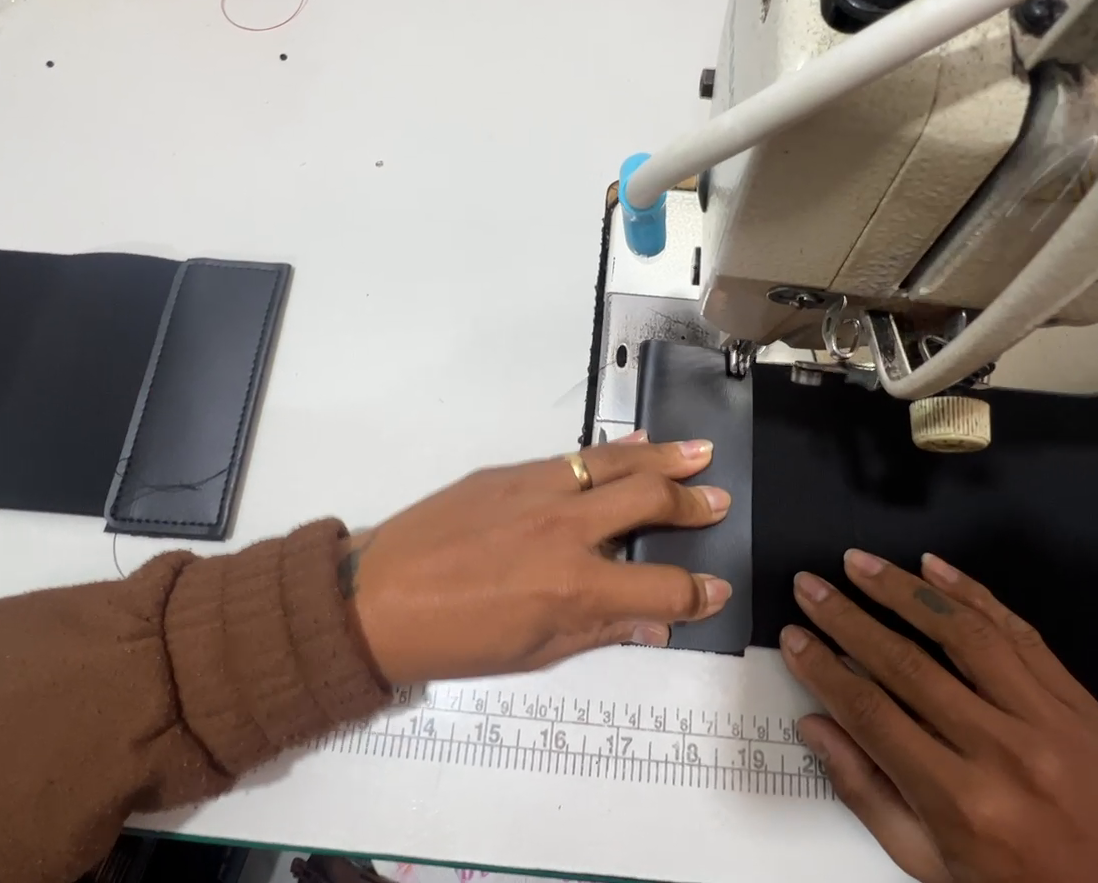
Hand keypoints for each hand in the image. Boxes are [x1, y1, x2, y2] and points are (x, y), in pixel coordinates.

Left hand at [342, 433, 731, 684]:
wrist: (377, 597)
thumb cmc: (456, 640)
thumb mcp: (534, 652)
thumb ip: (602, 631)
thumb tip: (656, 625)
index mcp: (573, 587)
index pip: (661, 588)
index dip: (698, 594)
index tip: (715, 589)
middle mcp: (566, 530)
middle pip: (649, 502)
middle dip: (693, 504)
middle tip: (719, 499)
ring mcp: (538, 491)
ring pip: (615, 463)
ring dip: (663, 457)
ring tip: (698, 452)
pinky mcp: (511, 472)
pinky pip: (573, 456)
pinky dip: (611, 451)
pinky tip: (634, 444)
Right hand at [780, 551, 1097, 882]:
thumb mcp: (925, 861)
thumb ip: (864, 789)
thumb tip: (813, 722)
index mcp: (959, 802)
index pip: (872, 714)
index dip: (824, 670)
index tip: (792, 635)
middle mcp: (1003, 752)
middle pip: (907, 665)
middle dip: (847, 618)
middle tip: (808, 585)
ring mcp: (1048, 721)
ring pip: (963, 634)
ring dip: (903, 591)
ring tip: (858, 563)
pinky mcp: (1079, 702)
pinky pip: (1019, 633)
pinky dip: (972, 593)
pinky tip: (932, 566)